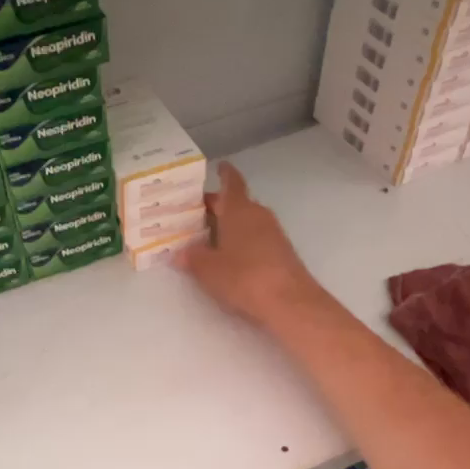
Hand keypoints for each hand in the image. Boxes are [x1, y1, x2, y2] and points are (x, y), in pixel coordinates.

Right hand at [178, 161, 332, 328]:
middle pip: (236, 203)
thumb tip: (179, 253)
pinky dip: (240, 240)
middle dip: (216, 206)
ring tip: (206, 236)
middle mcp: (258, 215)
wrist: (289, 302)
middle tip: (194, 213)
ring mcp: (272, 233)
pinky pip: (255, 237)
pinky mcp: (280, 252)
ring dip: (228, 225)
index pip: (231, 182)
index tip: (218, 166)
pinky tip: (228, 256)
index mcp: (238, 210)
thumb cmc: (244, 277)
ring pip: (246, 221)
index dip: (224, 173)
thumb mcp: (208, 269)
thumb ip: (192, 258)